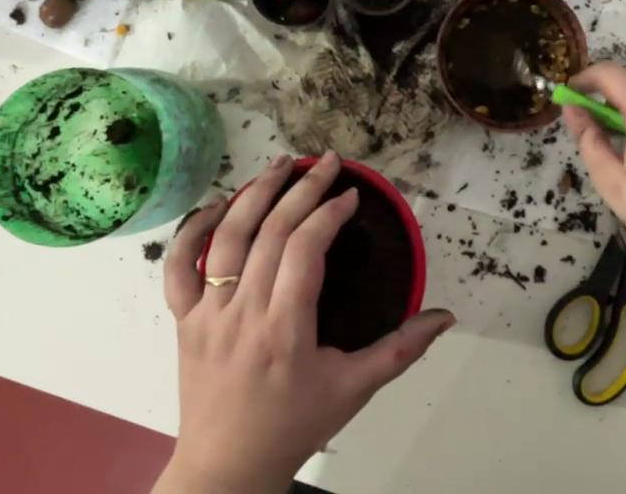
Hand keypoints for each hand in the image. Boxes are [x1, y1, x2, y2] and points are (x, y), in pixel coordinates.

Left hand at [159, 153, 455, 493]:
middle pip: (271, 232)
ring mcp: (206, 315)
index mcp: (285, 329)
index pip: (305, 250)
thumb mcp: (354, 390)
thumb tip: (447, 316)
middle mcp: (242, 313)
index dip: (328, 214)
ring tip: (283, 162)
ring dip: (256, 192)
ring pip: (227, 237)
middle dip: (304, 189)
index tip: (351, 196)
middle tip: (330, 162)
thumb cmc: (294, 426)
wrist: (226, 470)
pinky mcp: (183, 321)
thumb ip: (401, 350)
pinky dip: (194, 230)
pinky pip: (178, 267)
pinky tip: (221, 204)